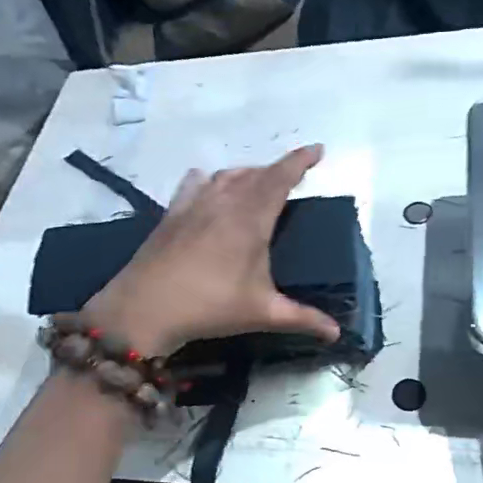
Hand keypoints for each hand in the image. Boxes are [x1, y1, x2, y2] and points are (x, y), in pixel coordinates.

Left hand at [79, 145, 341, 355]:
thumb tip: (336, 333)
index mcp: (251, 219)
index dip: (300, 161)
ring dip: (247, 173)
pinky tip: (208, 185)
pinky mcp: (172, 214)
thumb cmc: (211, 307)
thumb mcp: (262, 313)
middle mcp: (224, 202)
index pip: (281, 178)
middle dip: (277, 170)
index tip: (317, 149)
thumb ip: (303, 319)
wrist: (145, 308)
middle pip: (255, 173)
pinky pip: (195, 184)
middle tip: (292, 178)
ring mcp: (194, 205)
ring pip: (226, 175)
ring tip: (257, 183)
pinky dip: (210, 179)